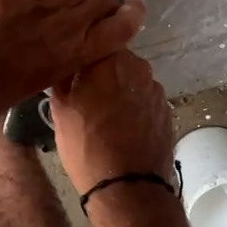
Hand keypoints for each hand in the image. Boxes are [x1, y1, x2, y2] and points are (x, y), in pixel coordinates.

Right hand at [50, 50, 174, 193]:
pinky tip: (122, 126)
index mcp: (108, 59)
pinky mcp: (167, 110)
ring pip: (130, 78)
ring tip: (104, 113)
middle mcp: (137, 66)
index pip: (94, 38)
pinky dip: (134, 106)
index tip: (73, 67)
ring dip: (119, 88)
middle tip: (85, 92)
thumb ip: (64, 76)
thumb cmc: (86, 145)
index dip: (82, 52)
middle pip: (115, 58)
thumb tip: (65, 62)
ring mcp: (155, 88)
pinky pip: (144, 99)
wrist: (129, 188)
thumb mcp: (60, 109)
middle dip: (101, 71)